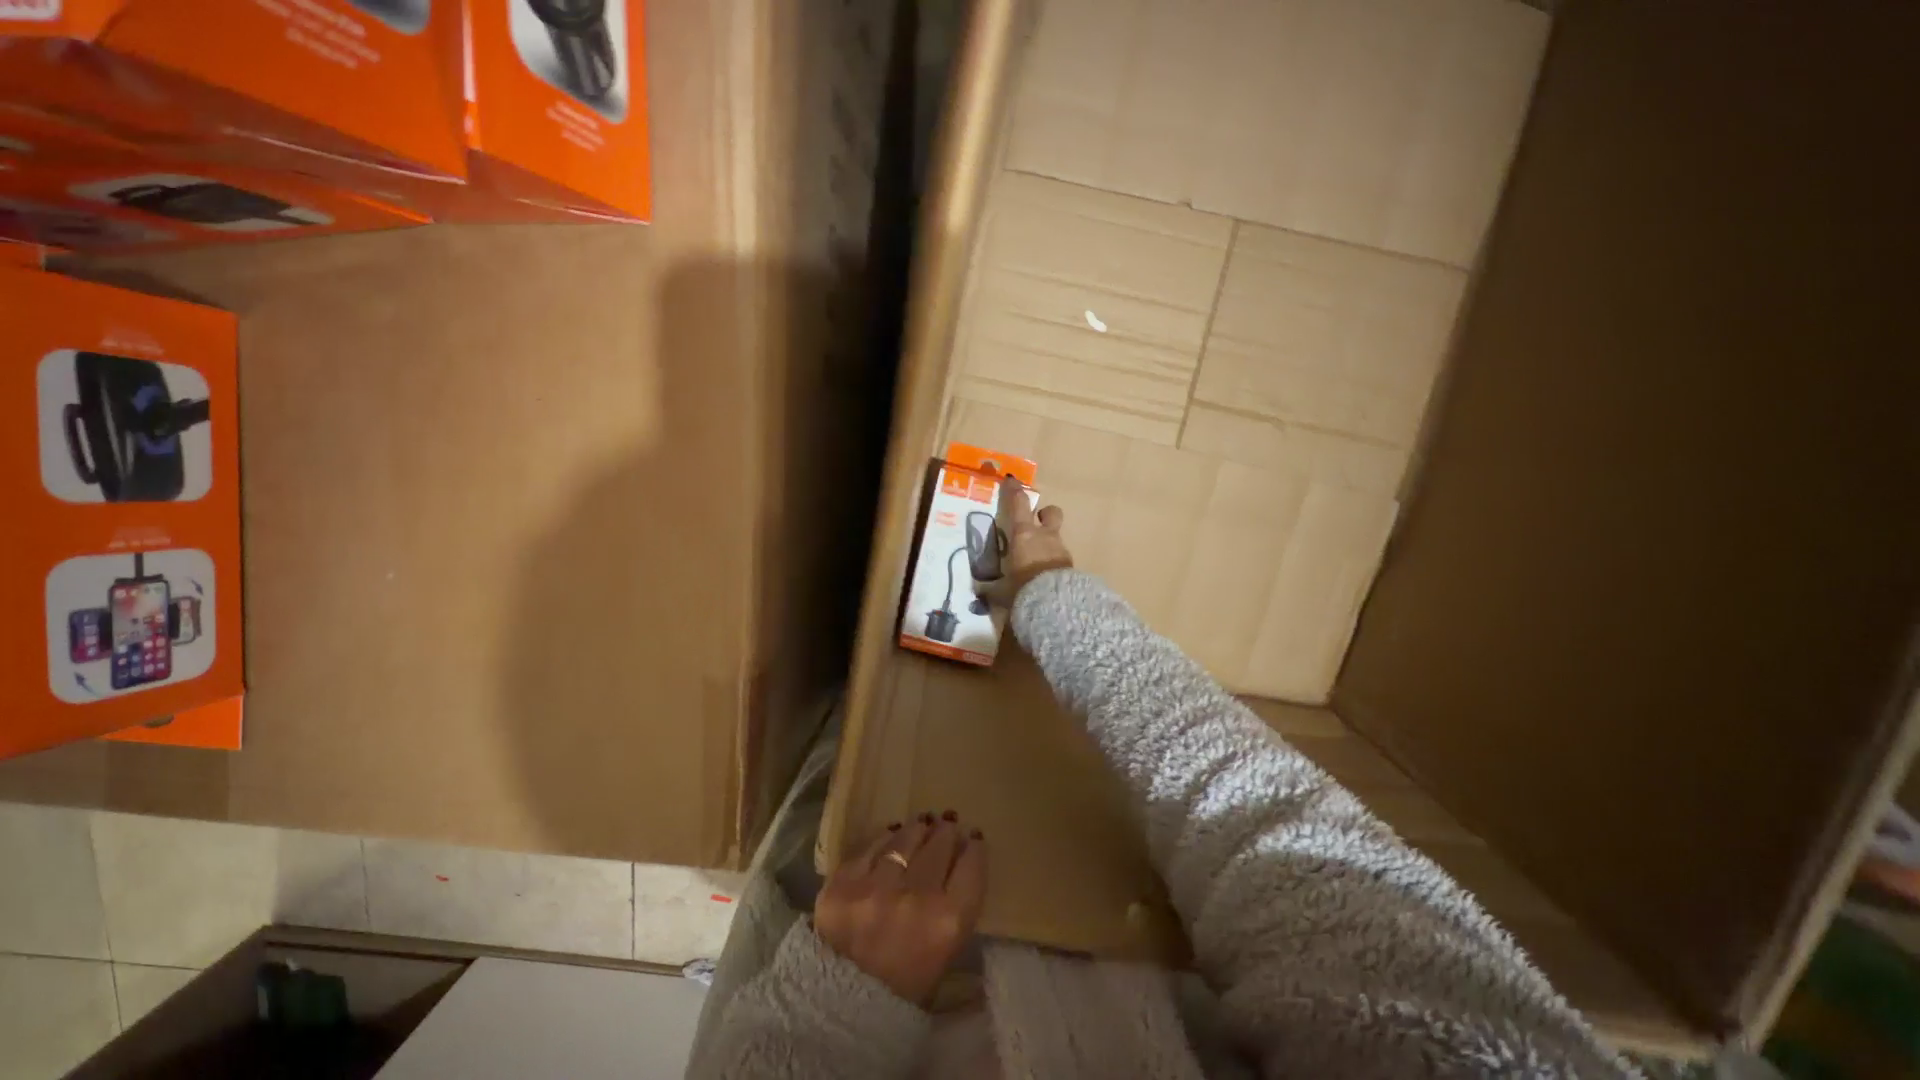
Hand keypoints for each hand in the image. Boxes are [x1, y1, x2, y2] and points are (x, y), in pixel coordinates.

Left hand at [814, 812, 986, 1006]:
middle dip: (946, 832)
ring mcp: (876, 887)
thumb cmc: (906, 984)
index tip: (974, 838)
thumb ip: (959, 906)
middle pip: (939, 848)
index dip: (975, 848)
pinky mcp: (843, 882)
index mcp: (949, 922)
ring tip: (923, 823)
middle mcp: (916, 898)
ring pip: (904, 841)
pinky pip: (870, 847)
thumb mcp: (948, 952)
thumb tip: (962, 859)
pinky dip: (885, 838)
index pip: (971, 868)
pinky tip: (893, 833)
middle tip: (948, 822)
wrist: (845, 1001)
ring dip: (917, 829)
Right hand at [1000, 477, 1071, 591]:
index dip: (1014, 491)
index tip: (1012, 480)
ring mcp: (1061, 549)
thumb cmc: (1023, 586)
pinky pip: (1061, 558)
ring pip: (1057, 537)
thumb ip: (993, 591)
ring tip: (1038, 562)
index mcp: (1023, 535)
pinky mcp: (1072, 565)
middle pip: (1051, 513)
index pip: (1018, 504)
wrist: (1056, 601)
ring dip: (1049, 544)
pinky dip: (1054, 564)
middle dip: (1046, 514)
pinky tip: (1047, 578)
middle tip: (1037, 523)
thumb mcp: (1002, 590)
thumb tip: (982, 595)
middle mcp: (1044, 536)